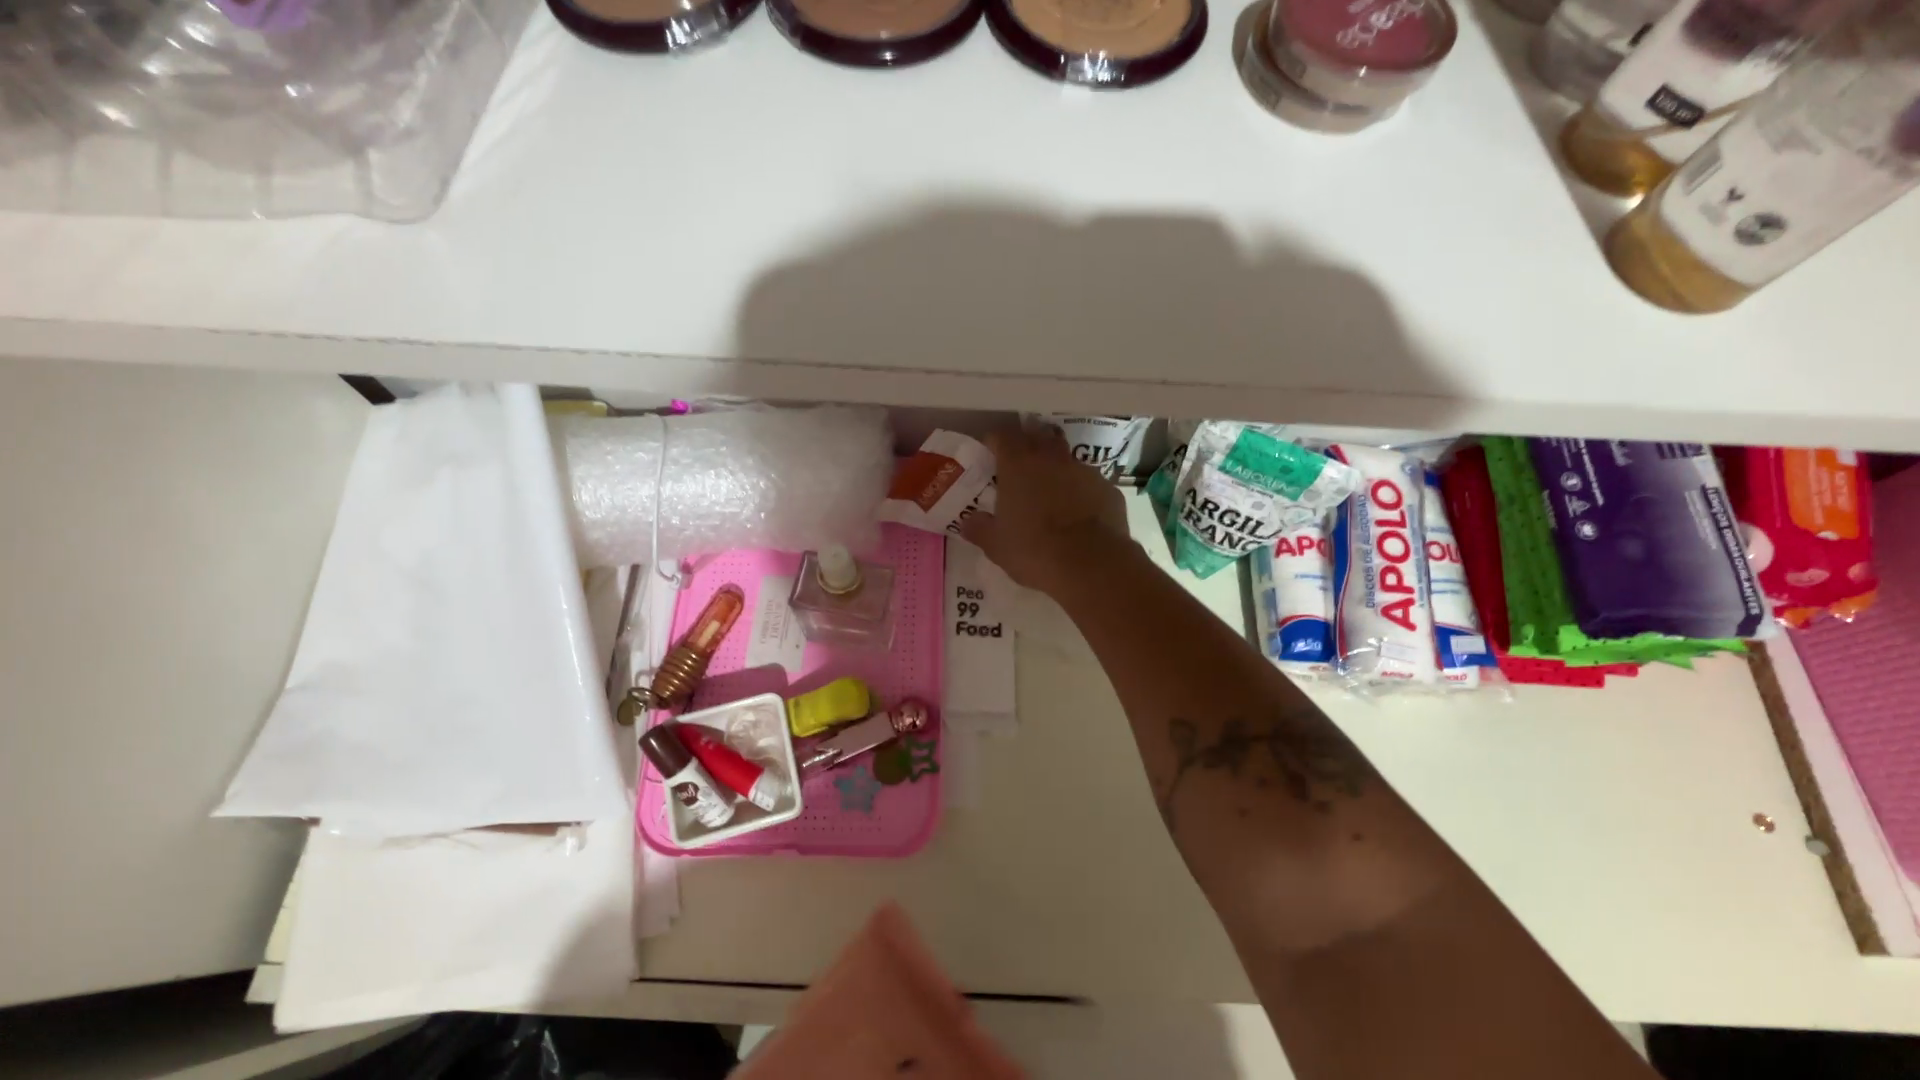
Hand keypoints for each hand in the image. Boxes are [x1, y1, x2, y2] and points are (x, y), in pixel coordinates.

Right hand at [960, 427, 1128, 595]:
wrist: (1091, 564)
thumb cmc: (1034, 550)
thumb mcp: (997, 546)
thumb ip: (980, 529)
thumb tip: (968, 521)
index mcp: (1018, 465)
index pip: (1002, 436)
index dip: (995, 442)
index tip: (990, 454)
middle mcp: (1052, 459)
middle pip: (1039, 436)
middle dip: (1030, 444)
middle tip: (1023, 465)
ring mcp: (1084, 471)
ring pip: (1068, 460)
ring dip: (1058, 470)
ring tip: (1053, 494)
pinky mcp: (1108, 489)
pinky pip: (1090, 484)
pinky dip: (1082, 493)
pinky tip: (1080, 515)